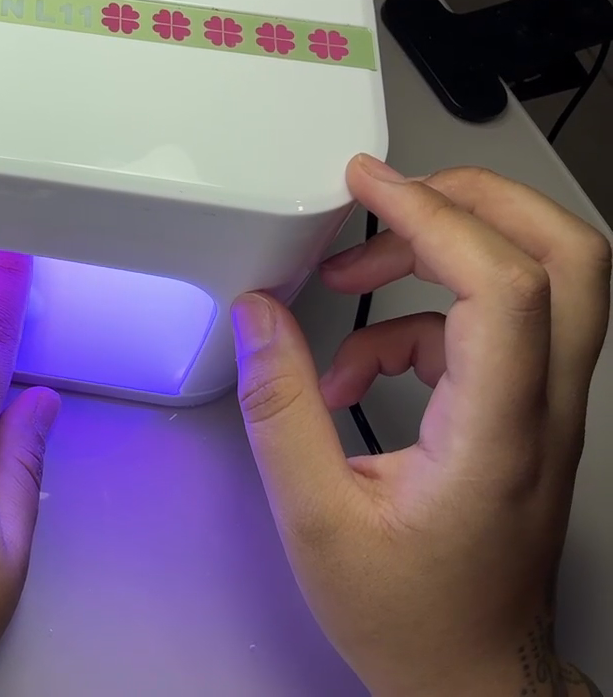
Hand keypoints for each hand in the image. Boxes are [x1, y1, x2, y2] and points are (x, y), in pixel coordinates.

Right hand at [233, 156, 609, 696]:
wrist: (468, 671)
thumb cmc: (398, 607)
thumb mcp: (310, 505)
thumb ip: (279, 400)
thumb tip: (257, 311)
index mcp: (498, 434)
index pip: (505, 290)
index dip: (436, 218)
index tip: (363, 183)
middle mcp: (545, 412)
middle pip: (573, 265)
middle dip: (479, 203)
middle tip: (384, 191)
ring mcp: (543, 412)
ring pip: (539, 287)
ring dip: (436, 255)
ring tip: (340, 274)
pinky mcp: (520, 416)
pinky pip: (485, 334)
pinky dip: (411, 323)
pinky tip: (351, 365)